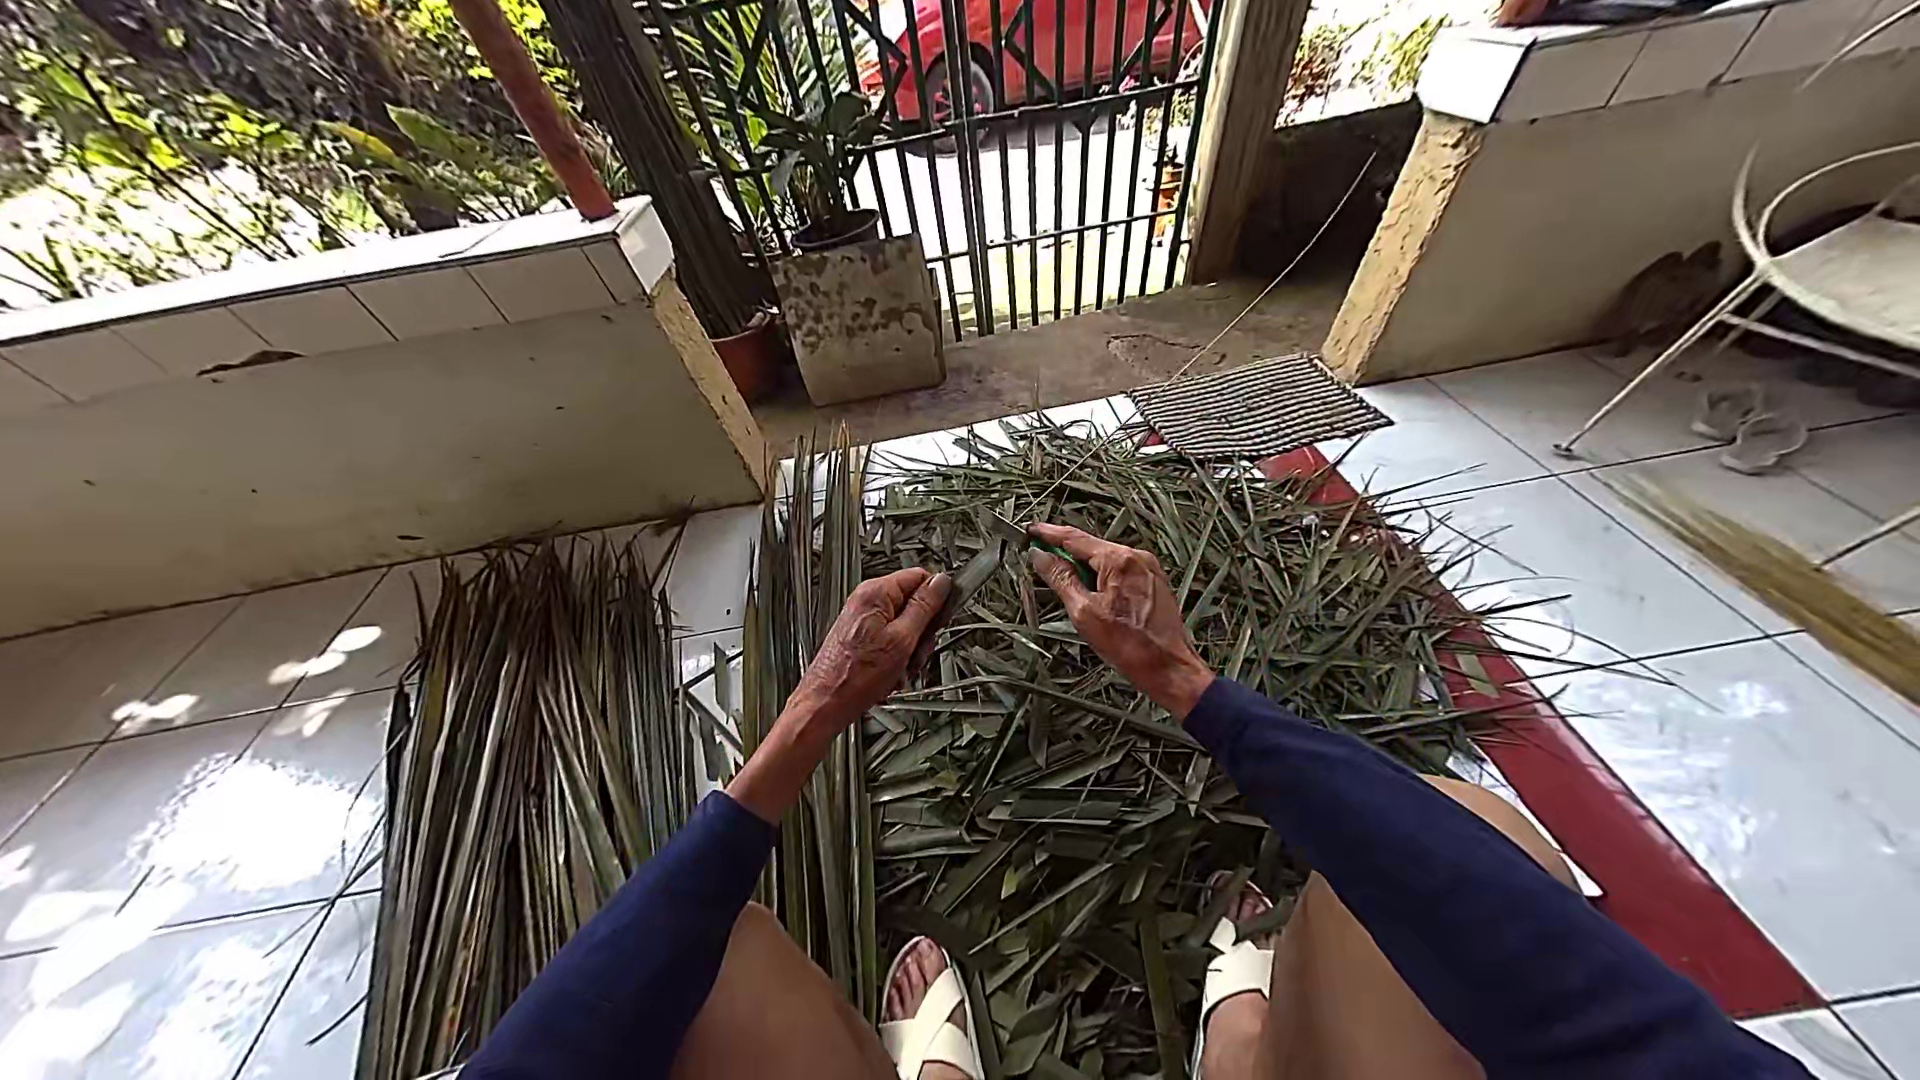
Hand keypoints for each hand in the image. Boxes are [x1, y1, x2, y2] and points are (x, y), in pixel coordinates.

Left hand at [786, 567, 951, 734]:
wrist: (826, 704)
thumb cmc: (855, 676)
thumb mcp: (902, 640)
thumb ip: (925, 608)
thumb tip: (942, 583)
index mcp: (876, 592)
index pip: (920, 577)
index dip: (936, 599)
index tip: (940, 619)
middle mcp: (867, 601)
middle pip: (915, 605)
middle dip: (922, 633)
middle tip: (916, 651)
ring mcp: (864, 621)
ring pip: (907, 627)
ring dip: (911, 651)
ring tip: (901, 668)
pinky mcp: (862, 639)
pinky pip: (893, 642)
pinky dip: (898, 659)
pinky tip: (891, 674)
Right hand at [1027, 522, 1214, 719]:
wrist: (1169, 668)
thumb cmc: (1133, 646)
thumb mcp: (1084, 612)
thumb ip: (1060, 579)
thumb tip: (1041, 558)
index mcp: (1119, 560)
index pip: (1074, 538)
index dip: (1049, 534)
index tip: (1033, 531)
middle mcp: (1137, 558)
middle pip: (1091, 546)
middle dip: (1065, 553)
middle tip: (1042, 560)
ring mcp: (1148, 568)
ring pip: (1105, 559)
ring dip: (1083, 568)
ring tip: (1070, 589)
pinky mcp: (1153, 581)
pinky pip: (1120, 569)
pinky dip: (1101, 576)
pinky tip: (1093, 595)